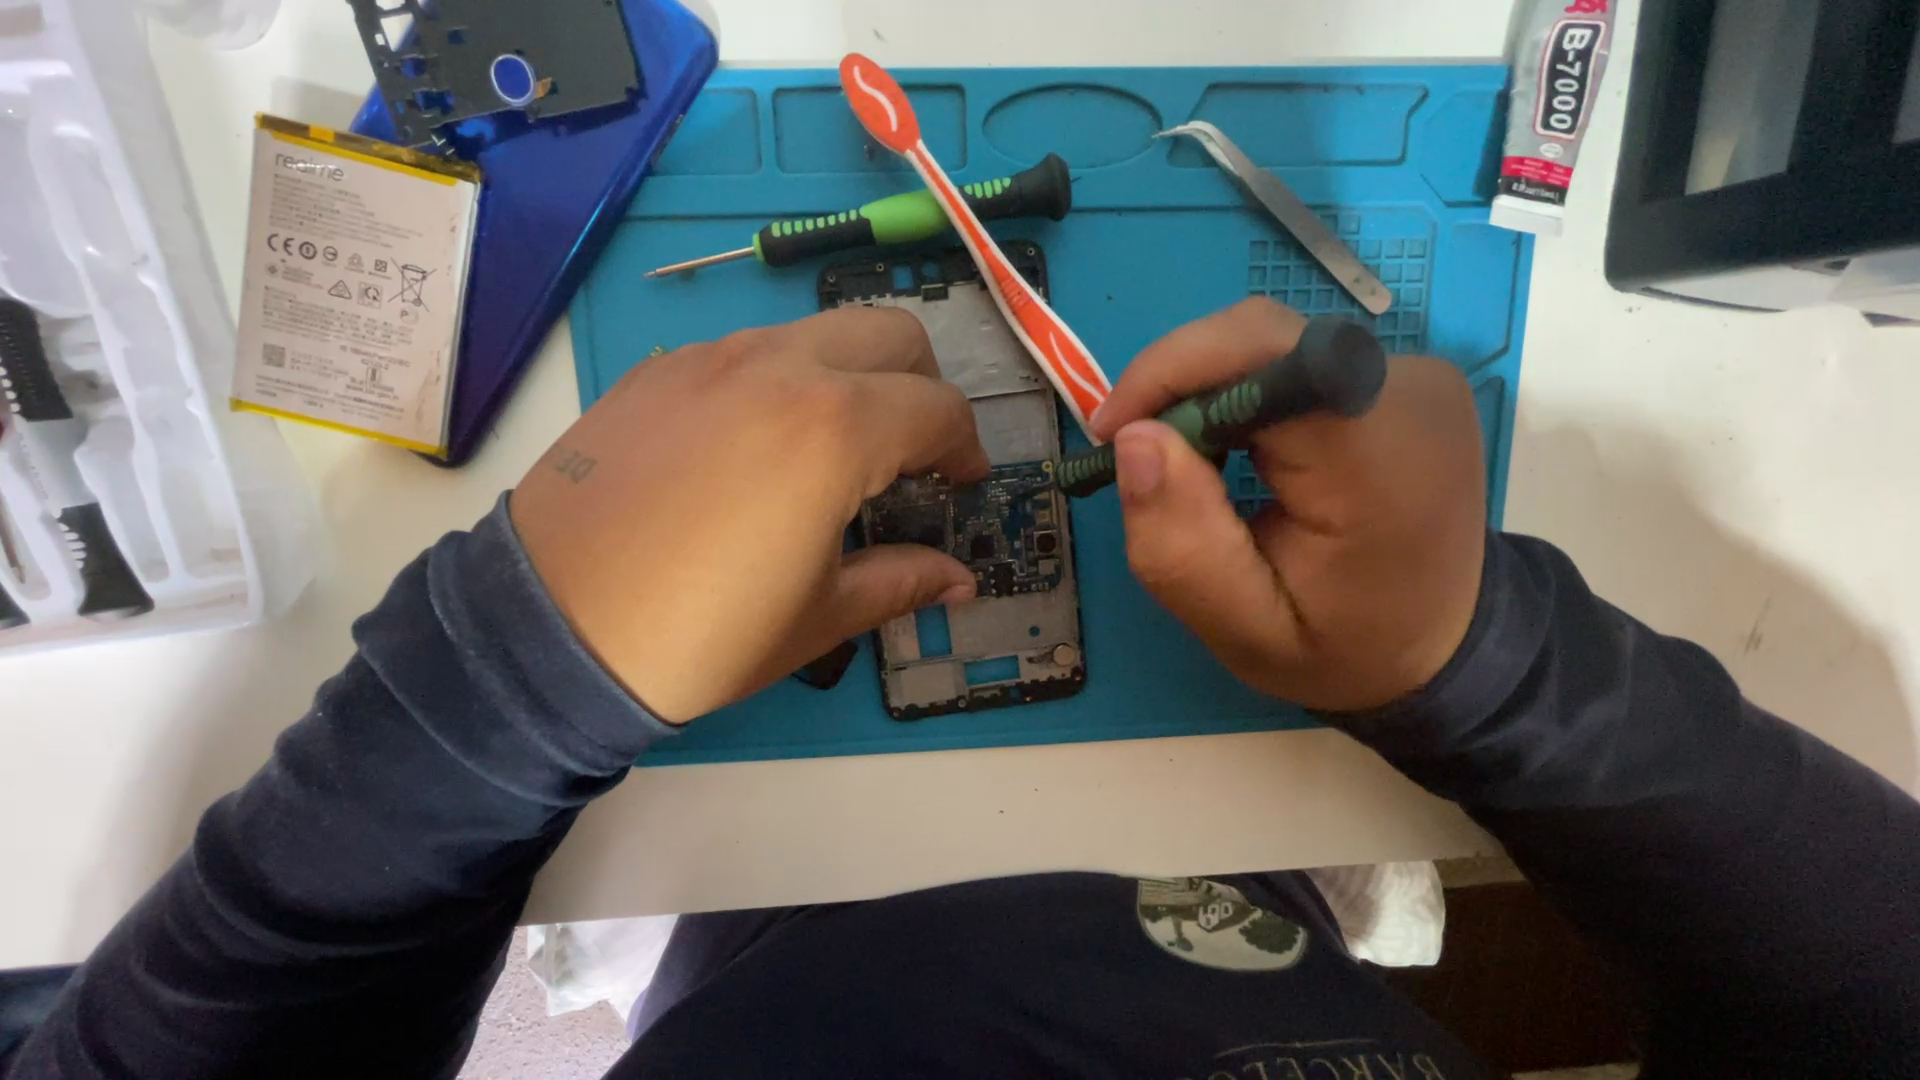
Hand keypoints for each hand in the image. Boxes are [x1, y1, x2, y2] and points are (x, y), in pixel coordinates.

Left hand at [511, 307, 988, 722]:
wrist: (547, 632)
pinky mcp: (659, 370)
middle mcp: (780, 369)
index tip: (963, 483)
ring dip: (854, 374)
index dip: (967, 447)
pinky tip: (758, 445)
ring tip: (838, 443)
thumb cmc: (702, 636)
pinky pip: (749, 351)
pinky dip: (784, 379)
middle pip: (891, 334)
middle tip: (916, 447)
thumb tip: (959, 581)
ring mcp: (712, 359)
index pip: (938, 409)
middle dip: (923, 385)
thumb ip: (902, 582)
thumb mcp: (819, 618)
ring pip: (818, 330)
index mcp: (835, 429)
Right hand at [1090, 297, 1485, 712]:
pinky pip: (1292, 359)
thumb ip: (1183, 548)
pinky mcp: (1401, 378)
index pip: (1258, 354)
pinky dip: (1240, 395)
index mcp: (1376, 460)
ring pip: (1268, 344)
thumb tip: (1133, 437)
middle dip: (1177, 386)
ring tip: (1186, 467)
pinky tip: (1232, 452)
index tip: (1113, 432)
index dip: (1170, 372)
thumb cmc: (1342, 648)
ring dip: (1205, 393)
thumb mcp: (1244, 632)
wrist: (1445, 647)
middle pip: (1258, 339)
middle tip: (1137, 458)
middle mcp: (1408, 391)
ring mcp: (1413, 377)